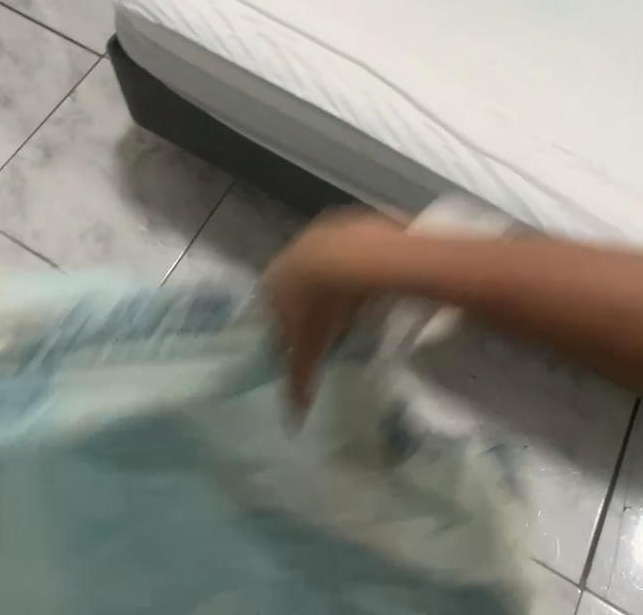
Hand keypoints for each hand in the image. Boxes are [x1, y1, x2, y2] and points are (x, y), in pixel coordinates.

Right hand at [261, 210, 401, 417]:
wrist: (352, 257)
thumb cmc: (321, 304)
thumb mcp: (310, 347)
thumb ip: (299, 379)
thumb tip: (293, 420)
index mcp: (272, 281)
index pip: (271, 309)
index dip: (287, 329)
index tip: (306, 343)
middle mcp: (290, 253)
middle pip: (298, 284)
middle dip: (312, 304)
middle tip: (333, 327)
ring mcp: (319, 233)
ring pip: (323, 265)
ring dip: (335, 283)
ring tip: (355, 307)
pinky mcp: (348, 223)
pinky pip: (351, 251)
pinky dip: (358, 267)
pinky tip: (372, 285)